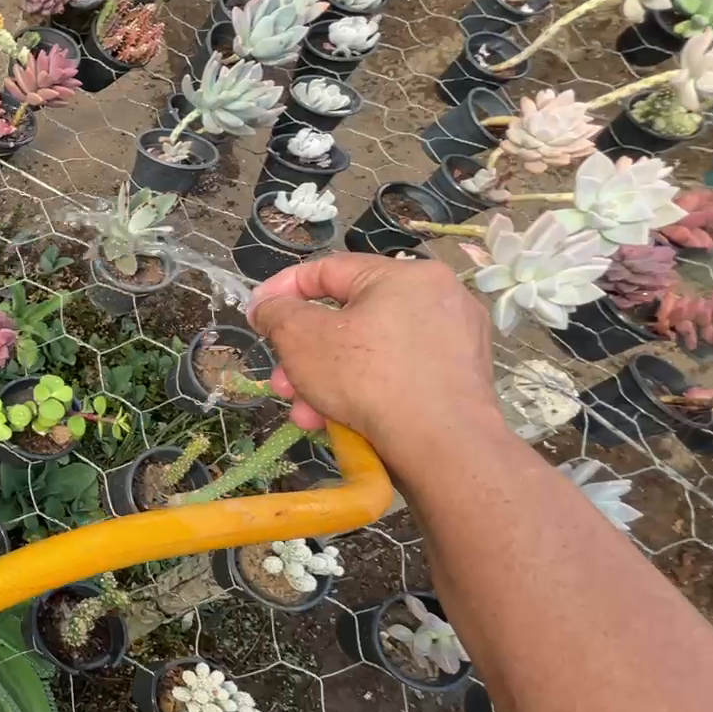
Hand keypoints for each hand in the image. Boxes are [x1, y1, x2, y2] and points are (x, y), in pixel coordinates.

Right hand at [246, 254, 503, 452]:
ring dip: (322, 378)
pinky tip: (336, 416)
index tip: (254, 314)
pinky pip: (392, 370)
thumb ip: (276, 311)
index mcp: (404, 276)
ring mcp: (454, 337)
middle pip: (344, 317)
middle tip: (280, 379)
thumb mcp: (299, 336)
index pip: (326, 270)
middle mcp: (436, 298)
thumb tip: (267, 305)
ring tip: (305, 410)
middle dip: (301, 353)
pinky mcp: (458, 374)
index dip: (280, 289)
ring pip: (364, 349)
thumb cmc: (365, 376)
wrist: (440, 441)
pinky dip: (358, 389)